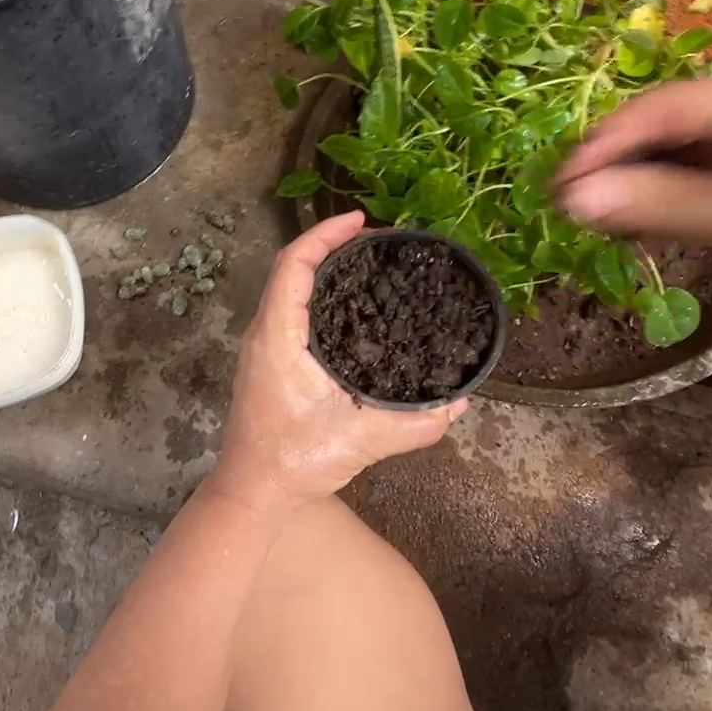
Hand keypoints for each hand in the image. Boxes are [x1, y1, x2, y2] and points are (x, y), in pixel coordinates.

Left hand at [211, 212, 467, 512]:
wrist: (253, 490)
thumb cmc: (294, 461)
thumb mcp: (360, 441)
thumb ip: (414, 423)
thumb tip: (459, 403)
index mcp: (278, 336)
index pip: (295, 265)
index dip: (325, 235)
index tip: (361, 220)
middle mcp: (264, 332)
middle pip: (292, 268)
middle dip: (331, 244)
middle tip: (376, 240)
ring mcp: (263, 345)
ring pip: (289, 288)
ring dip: (323, 267)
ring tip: (366, 262)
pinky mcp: (269, 359)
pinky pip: (290, 308)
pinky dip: (317, 291)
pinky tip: (349, 304)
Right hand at [555, 65, 711, 337]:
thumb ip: (662, 204)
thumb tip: (569, 197)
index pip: (671, 105)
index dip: (608, 142)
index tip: (558, 182)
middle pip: (680, 129)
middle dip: (624, 167)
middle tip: (570, 206)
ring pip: (695, 159)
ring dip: (648, 189)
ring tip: (601, 222)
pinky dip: (681, 206)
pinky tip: (649, 228)